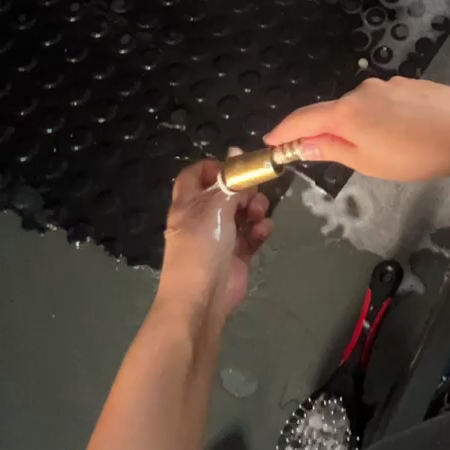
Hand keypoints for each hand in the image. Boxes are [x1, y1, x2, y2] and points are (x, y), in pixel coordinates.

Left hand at [154, 159, 273, 322]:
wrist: (202, 299)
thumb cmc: (201, 248)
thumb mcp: (215, 207)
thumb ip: (231, 180)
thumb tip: (237, 151)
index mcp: (189, 203)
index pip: (195, 175)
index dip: (213, 167)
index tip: (235, 168)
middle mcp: (204, 216)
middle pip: (228, 191)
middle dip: (246, 189)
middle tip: (254, 194)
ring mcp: (222, 234)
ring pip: (245, 210)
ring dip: (257, 209)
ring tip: (259, 217)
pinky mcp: (239, 251)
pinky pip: (254, 231)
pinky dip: (261, 230)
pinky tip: (261, 235)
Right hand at [263, 77, 449, 182]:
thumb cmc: (414, 154)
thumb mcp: (366, 162)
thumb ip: (331, 150)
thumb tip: (303, 144)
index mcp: (346, 111)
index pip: (302, 118)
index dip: (284, 131)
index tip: (271, 141)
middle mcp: (363, 90)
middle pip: (334, 111)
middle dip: (329, 132)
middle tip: (334, 156)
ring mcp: (389, 84)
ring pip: (363, 107)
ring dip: (361, 125)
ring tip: (382, 150)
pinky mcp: (411, 84)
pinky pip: (386, 102)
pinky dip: (383, 118)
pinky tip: (404, 134)